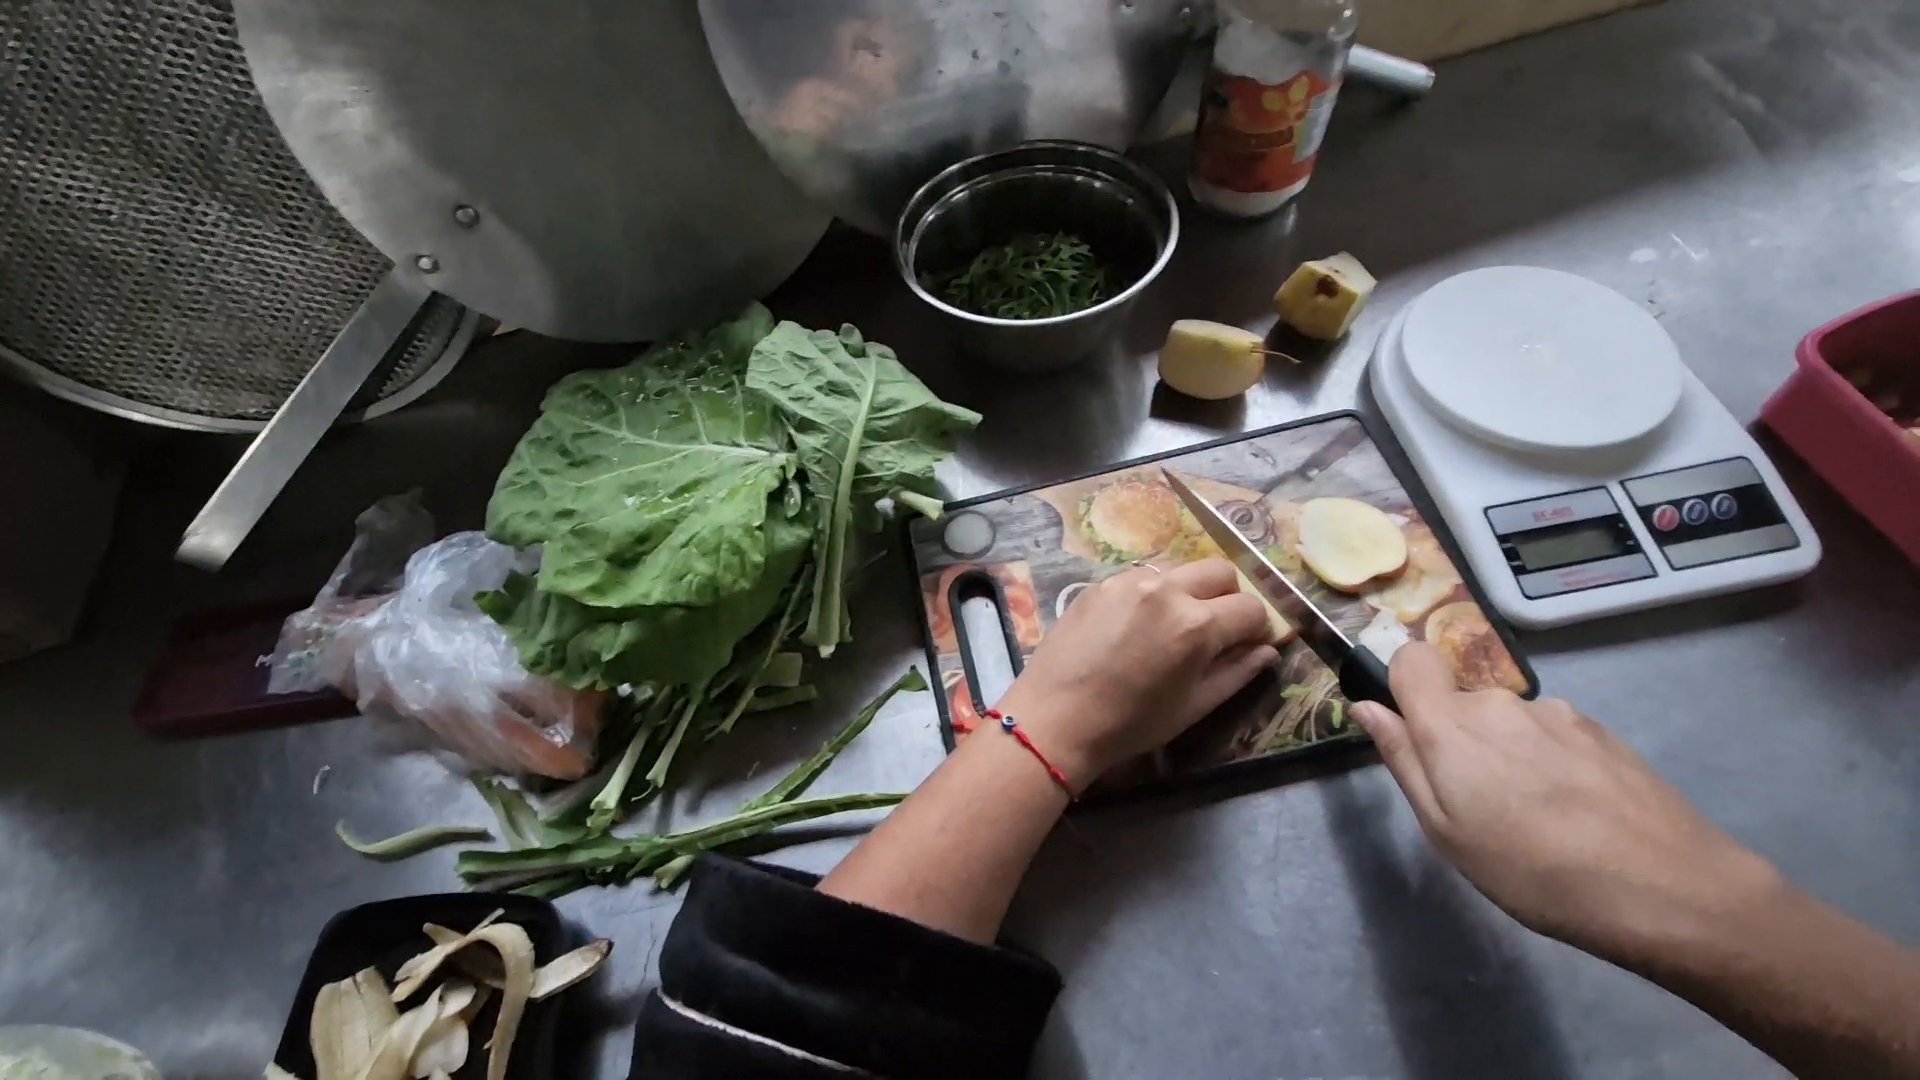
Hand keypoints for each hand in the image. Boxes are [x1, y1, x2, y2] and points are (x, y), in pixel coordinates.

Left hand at [996, 559, 1279, 790]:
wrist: (1055, 718)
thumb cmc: (1129, 724)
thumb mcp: (1193, 706)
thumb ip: (1237, 672)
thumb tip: (1268, 650)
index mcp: (1196, 623)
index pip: (1251, 607)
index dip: (1258, 627)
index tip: (1249, 643)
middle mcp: (1166, 590)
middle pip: (1220, 571)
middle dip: (1229, 595)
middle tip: (1217, 628)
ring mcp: (1128, 581)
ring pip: (1179, 570)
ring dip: (1189, 591)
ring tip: (1171, 628)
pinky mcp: (1099, 584)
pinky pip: (1141, 578)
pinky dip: (1151, 595)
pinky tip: (1135, 627)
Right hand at [1352, 643, 1781, 958]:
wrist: (1675, 893)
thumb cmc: (1534, 871)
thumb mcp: (1445, 830)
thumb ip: (1402, 760)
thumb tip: (1367, 708)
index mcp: (1450, 725)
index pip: (1411, 658)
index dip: (1403, 681)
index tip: (1412, 725)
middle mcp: (1499, 704)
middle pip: (1460, 700)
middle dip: (1459, 737)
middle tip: (1480, 801)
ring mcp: (1556, 714)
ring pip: (1508, 721)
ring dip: (1508, 752)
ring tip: (1538, 815)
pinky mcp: (1602, 732)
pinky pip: (1552, 735)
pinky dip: (1550, 761)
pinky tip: (1578, 812)